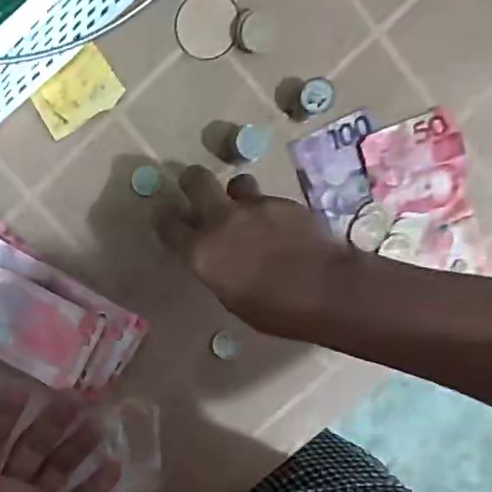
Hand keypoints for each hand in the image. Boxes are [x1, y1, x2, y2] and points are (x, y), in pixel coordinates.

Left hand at [0, 388, 122, 491]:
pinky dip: (97, 485)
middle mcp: (10, 490)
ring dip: (78, 448)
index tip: (21, 389)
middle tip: (76, 400)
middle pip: (34, 448)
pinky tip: (115, 466)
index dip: (4, 415)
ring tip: (99, 426)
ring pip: (61, 469)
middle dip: (52, 424)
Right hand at [154, 165, 351, 334]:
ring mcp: (254, 206)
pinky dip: (267, 211)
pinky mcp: (284, 202)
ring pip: (236, 184)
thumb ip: (218, 269)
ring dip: (236, 194)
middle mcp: (220, 221)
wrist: (326, 290)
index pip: (168, 224)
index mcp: (201, 252)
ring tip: (246, 210)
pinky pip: (266, 200)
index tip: (166, 218)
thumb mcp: (232, 298)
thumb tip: (219, 259)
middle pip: (196, 181)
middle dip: (192, 182)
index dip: (165, 219)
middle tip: (194, 188)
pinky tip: (281, 230)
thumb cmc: (273, 310)